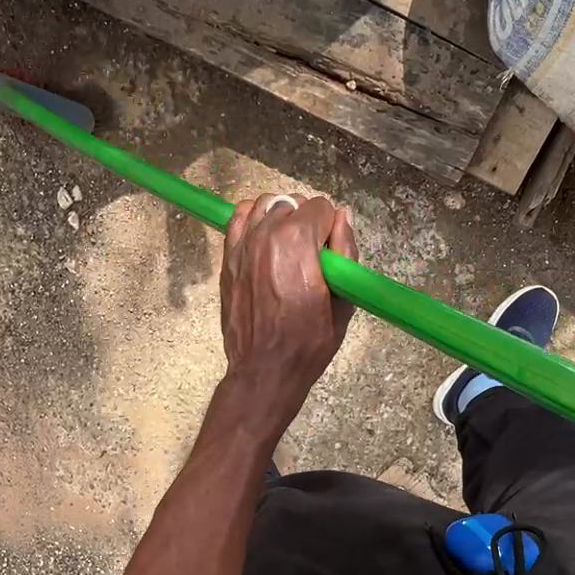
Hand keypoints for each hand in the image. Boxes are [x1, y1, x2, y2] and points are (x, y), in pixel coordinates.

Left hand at [216, 193, 357, 439]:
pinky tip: (263, 241)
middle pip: (293, 204)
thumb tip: (342, 218)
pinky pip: (239, 218)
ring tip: (287, 249)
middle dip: (306, 224)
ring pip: (266, 205)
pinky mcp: (228, 258)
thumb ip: (346, 253)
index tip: (328, 257)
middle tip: (310, 258)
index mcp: (299, 242)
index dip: (330, 231)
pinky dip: (252, 220)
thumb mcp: (343, 303)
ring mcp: (243, 244)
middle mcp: (267, 234)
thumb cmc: (307, 343)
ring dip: (280, 219)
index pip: (321, 207)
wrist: (264, 370)